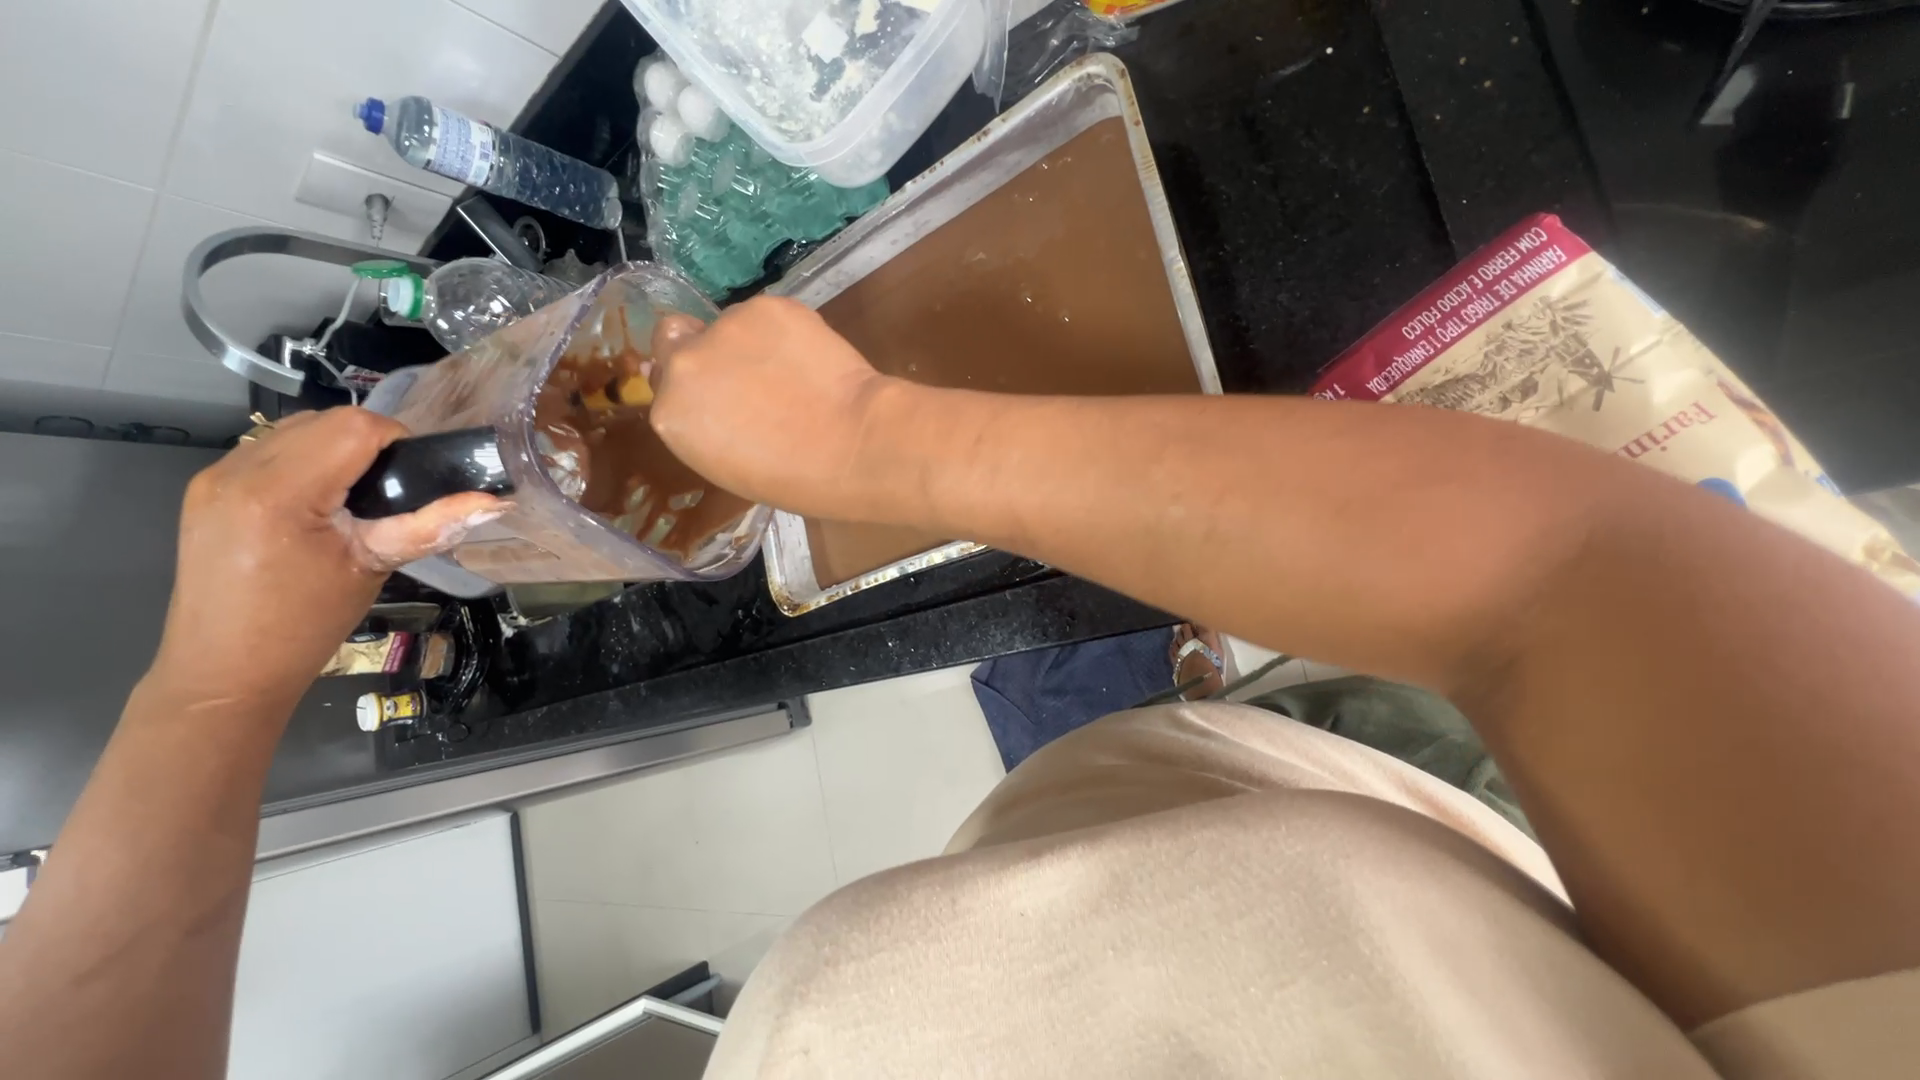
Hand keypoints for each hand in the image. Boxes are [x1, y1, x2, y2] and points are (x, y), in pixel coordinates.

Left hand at [150, 408, 505, 712]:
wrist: (227, 666)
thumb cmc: (308, 623)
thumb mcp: (377, 565)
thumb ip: (434, 524)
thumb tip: (496, 502)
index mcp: (279, 493)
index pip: (354, 427)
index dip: (396, 441)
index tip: (412, 478)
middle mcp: (238, 471)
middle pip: (325, 420)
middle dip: (368, 444)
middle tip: (390, 491)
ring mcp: (215, 475)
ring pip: (296, 428)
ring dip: (335, 448)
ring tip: (355, 497)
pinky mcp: (207, 485)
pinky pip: (269, 449)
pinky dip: (305, 460)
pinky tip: (318, 500)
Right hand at [647, 296, 906, 518]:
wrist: (850, 445)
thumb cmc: (793, 477)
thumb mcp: (728, 463)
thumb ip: (704, 422)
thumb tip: (705, 396)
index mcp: (669, 414)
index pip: (665, 382)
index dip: (695, 385)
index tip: (723, 395)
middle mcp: (685, 365)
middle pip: (677, 337)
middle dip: (706, 352)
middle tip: (751, 375)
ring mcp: (724, 329)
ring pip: (728, 324)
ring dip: (749, 341)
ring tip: (791, 372)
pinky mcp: (767, 307)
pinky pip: (767, 315)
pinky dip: (784, 331)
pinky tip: (810, 358)